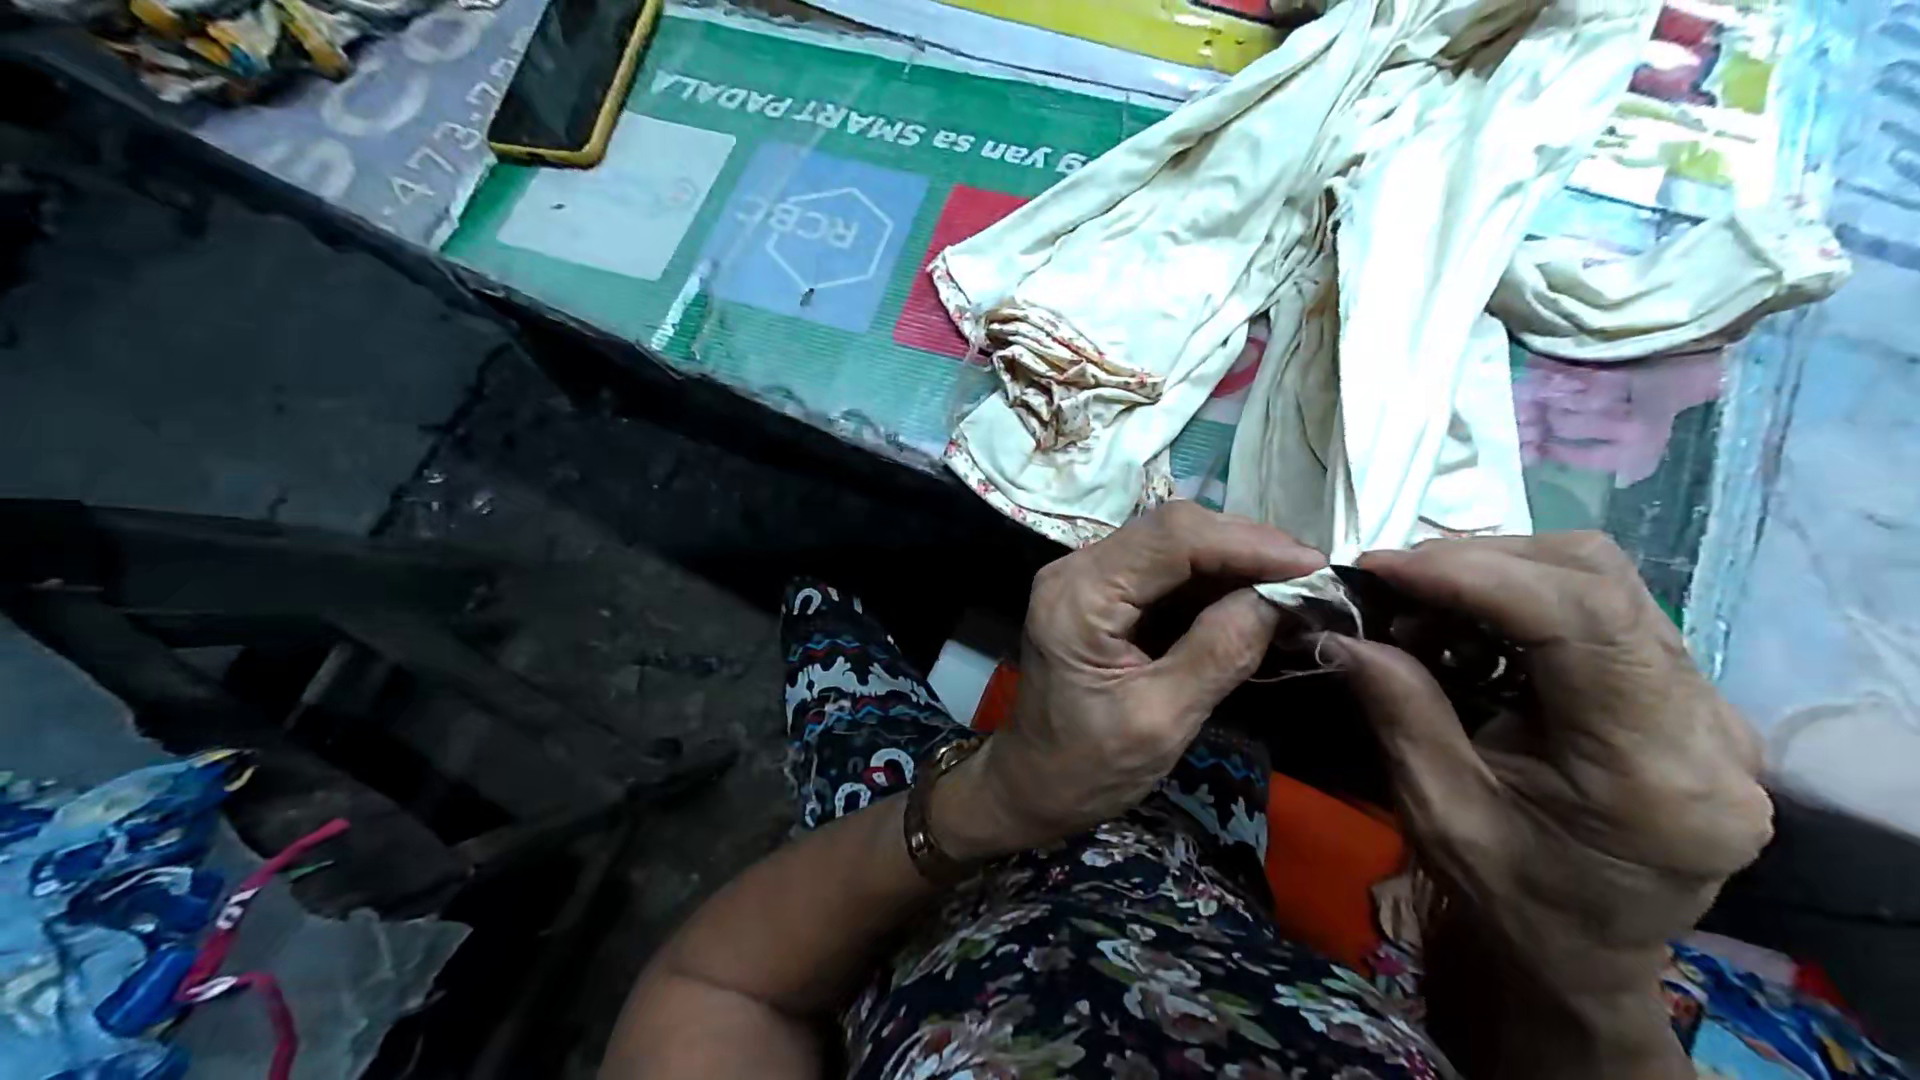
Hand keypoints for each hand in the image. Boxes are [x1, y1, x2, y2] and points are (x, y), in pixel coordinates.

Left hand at [935, 502, 1325, 858]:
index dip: (1247, 543)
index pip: (1170, 538)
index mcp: (1078, 596)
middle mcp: (1076, 570)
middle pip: (1171, 530)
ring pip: (1172, 544)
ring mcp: (1087, 577)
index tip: (1314, 566)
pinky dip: (1213, 579)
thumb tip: (1280, 597)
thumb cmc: (1087, 766)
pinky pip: (1164, 570)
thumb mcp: (1160, 720)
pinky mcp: (1101, 593)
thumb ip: (1218, 652)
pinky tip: (1254, 596)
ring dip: (1235, 559)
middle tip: (1312, 576)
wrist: (1032, 783)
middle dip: (1246, 546)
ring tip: (1295, 585)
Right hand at [1332, 533, 1772, 1075]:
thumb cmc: (1509, 897)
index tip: (1379, 568)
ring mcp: (1703, 701)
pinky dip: (1508, 593)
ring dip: (1489, 572)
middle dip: (1473, 562)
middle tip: (1387, 585)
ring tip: (1417, 607)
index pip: (1582, 622)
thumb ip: (1398, 711)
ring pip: (1597, 576)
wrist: (1581, 947)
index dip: (1473, 575)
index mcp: (1653, 771)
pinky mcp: (1674, 689)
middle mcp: (1706, 723)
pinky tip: (1459, 625)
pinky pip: (1592, 603)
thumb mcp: (1436, 812)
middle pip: (1597, 578)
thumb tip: (1337, 631)